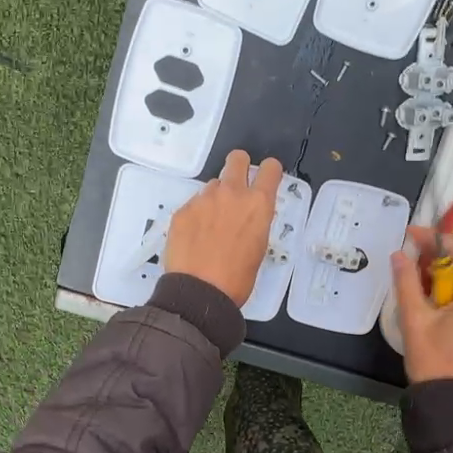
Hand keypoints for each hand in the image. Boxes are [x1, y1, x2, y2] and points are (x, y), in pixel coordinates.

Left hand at [164, 150, 284, 304]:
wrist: (199, 292)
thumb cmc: (237, 279)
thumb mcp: (258, 248)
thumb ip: (254, 222)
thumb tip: (245, 217)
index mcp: (258, 204)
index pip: (270, 169)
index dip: (268, 172)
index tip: (264, 179)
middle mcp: (232, 194)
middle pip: (237, 159)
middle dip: (239, 168)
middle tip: (236, 189)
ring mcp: (203, 200)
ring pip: (212, 185)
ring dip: (214, 198)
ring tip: (210, 226)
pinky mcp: (182, 211)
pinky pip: (193, 204)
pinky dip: (196, 216)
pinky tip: (194, 238)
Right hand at [389, 226, 452, 382]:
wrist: (452, 398)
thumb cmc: (432, 360)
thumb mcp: (414, 320)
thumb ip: (407, 282)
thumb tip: (399, 253)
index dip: (435, 237)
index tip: (411, 234)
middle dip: (451, 244)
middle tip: (421, 249)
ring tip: (429, 267)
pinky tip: (443, 286)